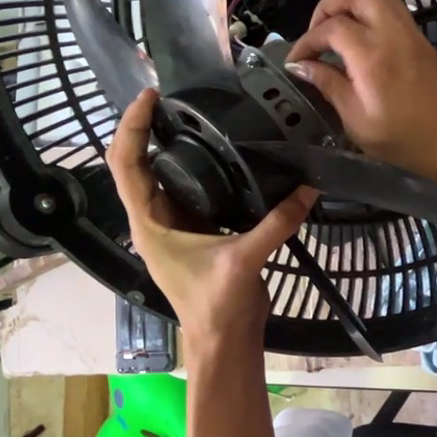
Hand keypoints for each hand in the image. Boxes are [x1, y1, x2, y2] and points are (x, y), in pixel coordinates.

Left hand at [107, 89, 315, 348]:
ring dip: (175, 146)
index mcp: (150, 223)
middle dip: (149, 128)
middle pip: (140, 164)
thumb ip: (276, 223)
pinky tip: (229, 153)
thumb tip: (310, 187)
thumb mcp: (243, 260)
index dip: (131, 128)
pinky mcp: (201, 231)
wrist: (225, 340)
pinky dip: (204, 166)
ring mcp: (178, 225)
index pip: (127, 166)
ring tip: (200, 114)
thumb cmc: (216, 305)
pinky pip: (197, 189)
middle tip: (176, 96)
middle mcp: (157, 219)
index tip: (149, 96)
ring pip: (168, 175)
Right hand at [285, 0, 436, 194]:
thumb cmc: (402, 145)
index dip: (306, 40)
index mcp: (374, 57)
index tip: (296, 60)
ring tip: (339, 35)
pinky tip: (363, 44)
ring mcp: (415, 36)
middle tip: (319, 33)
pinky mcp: (426, 43)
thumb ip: (328, 85)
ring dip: (354, 5)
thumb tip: (301, 65)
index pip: (331, 26)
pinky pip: (397, 12)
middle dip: (330, 3)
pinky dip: (374, 15)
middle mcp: (396, 36)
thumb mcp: (356, 122)